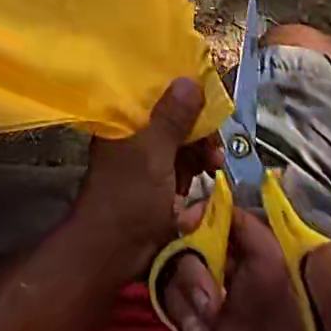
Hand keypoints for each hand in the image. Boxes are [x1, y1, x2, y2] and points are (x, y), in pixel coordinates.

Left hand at [73, 77, 214, 273]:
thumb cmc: (128, 197)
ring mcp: (146, 157)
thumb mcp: (153, 154)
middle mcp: (133, 134)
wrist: (115, 250)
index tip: (208, 96)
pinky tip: (209, 173)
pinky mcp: (158, 179)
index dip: (180, 91)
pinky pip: (183, 163)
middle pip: (173, 116)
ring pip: (182, 141)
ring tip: (214, 163)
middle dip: (198, 127)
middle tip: (214, 142)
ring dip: (202, 149)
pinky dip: (197, 166)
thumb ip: (172, 118)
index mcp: (122, 120)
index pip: (153, 91)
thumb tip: (189, 80)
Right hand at [160, 205, 330, 330]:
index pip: (236, 223)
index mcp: (277, 267)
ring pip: (183, 292)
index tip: (185, 225)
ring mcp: (230, 315)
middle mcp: (248, 283)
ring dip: (182, 315)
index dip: (206, 214)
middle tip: (206, 313)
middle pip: (198, 254)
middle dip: (189, 276)